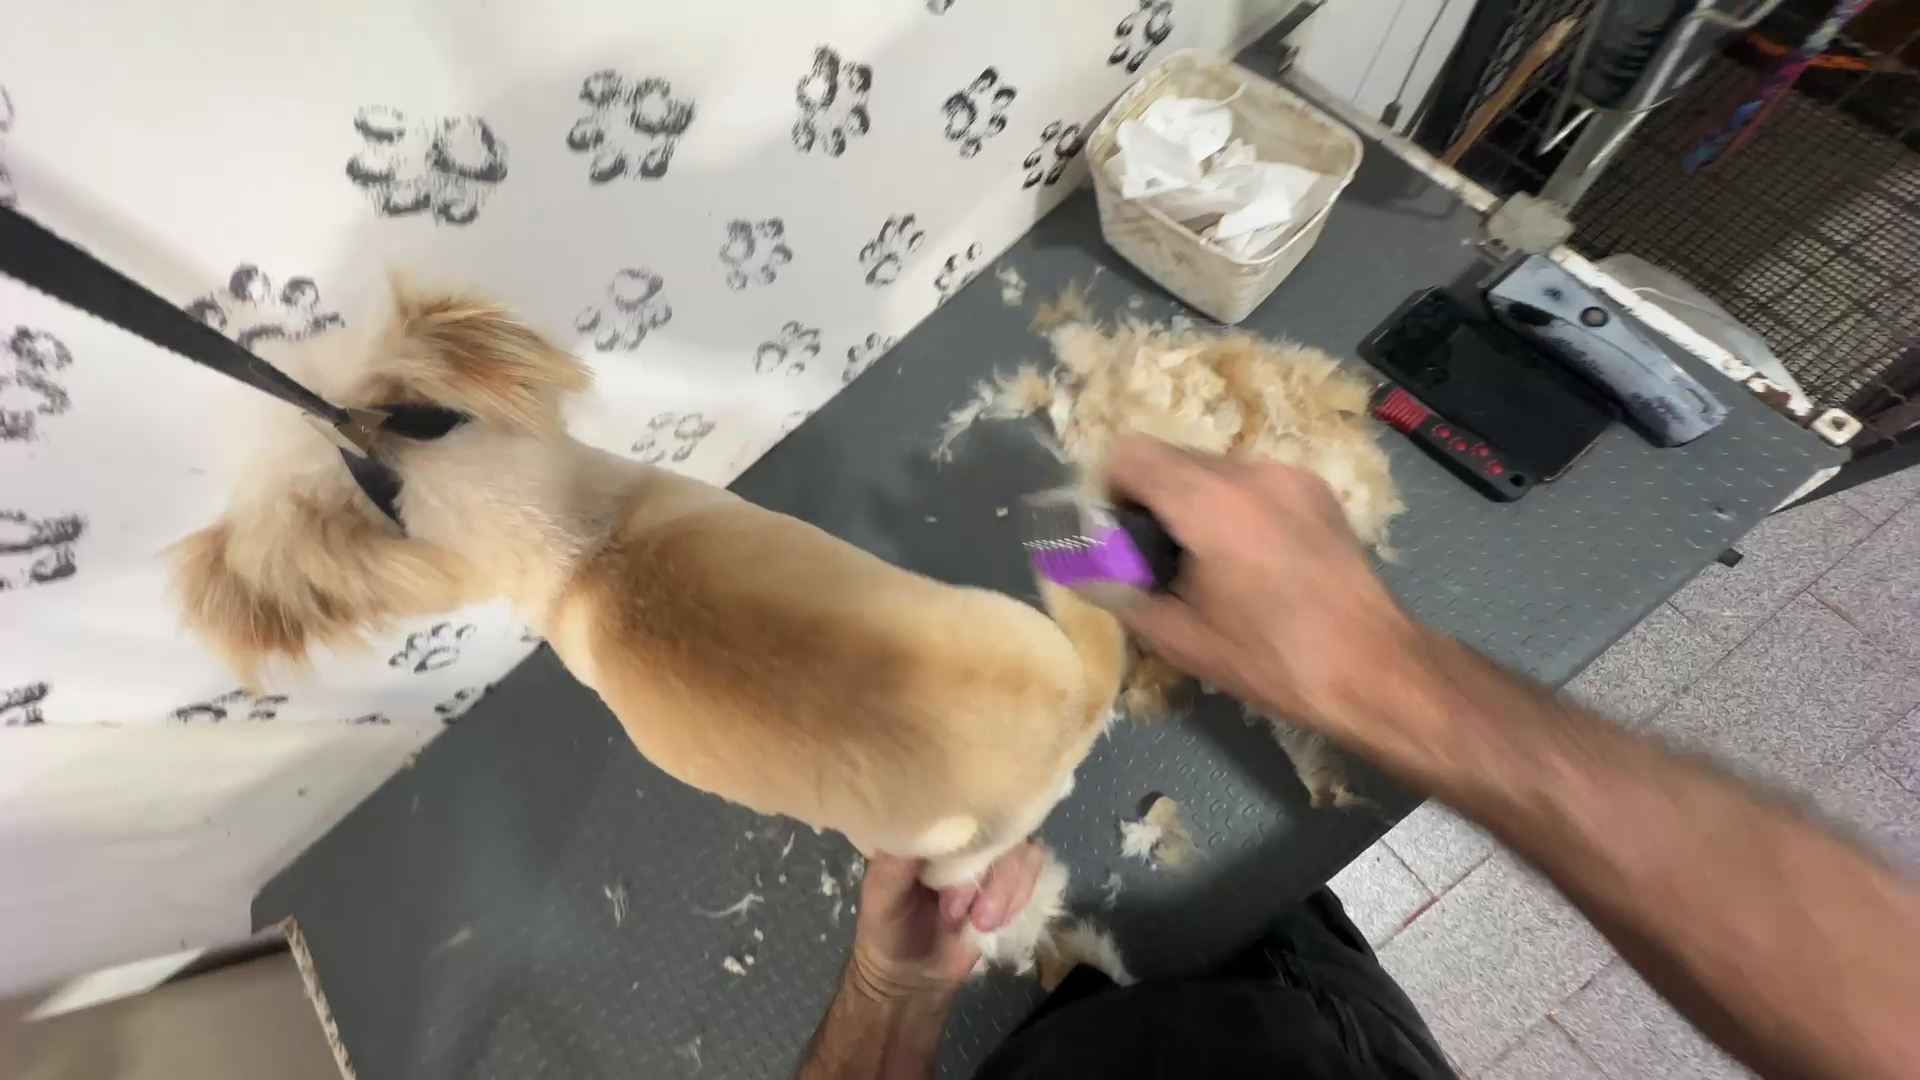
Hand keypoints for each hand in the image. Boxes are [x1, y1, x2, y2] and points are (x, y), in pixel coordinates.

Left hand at [847, 842, 1046, 1000]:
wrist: (914, 975)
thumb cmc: (888, 928)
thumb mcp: (880, 899)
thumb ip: (893, 867)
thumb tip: (909, 827)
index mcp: (930, 823)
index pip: (961, 802)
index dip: (968, 833)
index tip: (956, 874)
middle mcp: (963, 830)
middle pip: (999, 824)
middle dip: (991, 875)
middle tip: (968, 914)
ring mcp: (988, 852)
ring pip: (1021, 847)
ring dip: (1005, 890)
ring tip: (979, 923)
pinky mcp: (1009, 876)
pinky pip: (1032, 868)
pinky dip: (1017, 897)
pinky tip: (992, 923)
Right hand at [1106, 435, 1421, 737]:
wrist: (1376, 670)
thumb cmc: (1270, 658)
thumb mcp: (1178, 636)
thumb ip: (1118, 592)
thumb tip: (1080, 571)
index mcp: (1209, 501)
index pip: (1130, 454)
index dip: (1110, 490)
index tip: (1120, 536)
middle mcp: (1249, 471)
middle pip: (1169, 457)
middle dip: (1150, 499)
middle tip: (1160, 558)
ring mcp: (1289, 475)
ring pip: (1209, 467)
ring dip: (1189, 502)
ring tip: (1207, 561)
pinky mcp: (1315, 489)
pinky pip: (1248, 480)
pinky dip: (1228, 505)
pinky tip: (1248, 557)